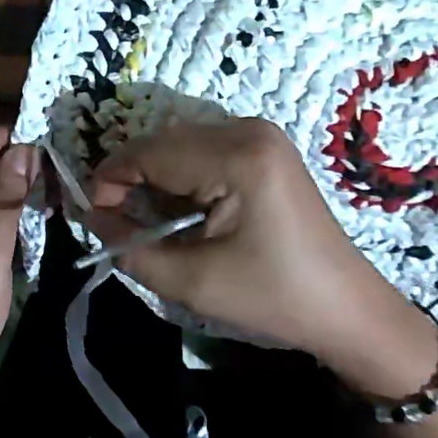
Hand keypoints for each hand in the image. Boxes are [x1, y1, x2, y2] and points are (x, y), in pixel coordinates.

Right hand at [86, 118, 437, 394]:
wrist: (346, 307)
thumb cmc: (271, 297)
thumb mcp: (189, 281)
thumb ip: (128, 246)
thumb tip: (91, 217)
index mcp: (237, 157)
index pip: (147, 152)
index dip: (110, 181)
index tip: (96, 218)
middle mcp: (248, 129)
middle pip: (161, 141)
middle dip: (132, 180)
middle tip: (124, 224)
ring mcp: (260, 133)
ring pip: (178, 142)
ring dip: (156, 177)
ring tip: (157, 222)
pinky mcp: (265, 145)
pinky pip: (202, 147)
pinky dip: (182, 174)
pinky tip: (188, 210)